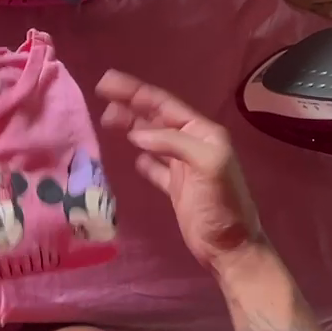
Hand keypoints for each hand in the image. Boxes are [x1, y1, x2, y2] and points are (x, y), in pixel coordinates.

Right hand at [97, 69, 268, 278]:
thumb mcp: (208, 165)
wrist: (230, 248)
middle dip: (129, 103)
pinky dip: (141, 157)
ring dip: (130, 125)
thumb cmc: (222, 204)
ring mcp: (182, 165)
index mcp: (202, 133)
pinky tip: (130, 153)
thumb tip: (136, 135)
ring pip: (151, 137)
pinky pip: (154, 165)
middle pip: (155, 116)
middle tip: (101, 94)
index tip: (107, 82)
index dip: (135, 91)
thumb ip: (174, 143)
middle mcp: (192, 143)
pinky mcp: (175, 186)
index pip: (163, 104)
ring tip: (106, 118)